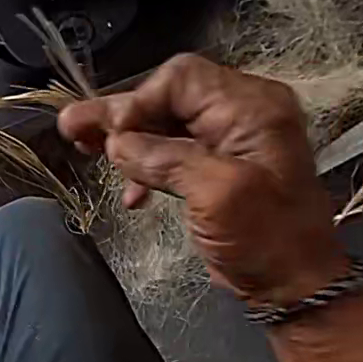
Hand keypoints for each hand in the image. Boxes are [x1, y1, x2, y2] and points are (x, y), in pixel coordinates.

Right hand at [58, 54, 347, 305]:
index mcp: (249, 107)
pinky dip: (144, 168)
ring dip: (126, 141)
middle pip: (166, 98)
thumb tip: (117, 143)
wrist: (290, 281)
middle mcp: (239, 114)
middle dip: (118, 115)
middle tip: (71, 126)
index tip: (107, 137)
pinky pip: (170, 154)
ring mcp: (227, 142)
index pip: (179, 80)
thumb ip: (166, 160)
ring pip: (163, 126)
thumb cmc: (264, 237)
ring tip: (86, 150)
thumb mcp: (217, 193)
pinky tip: (130, 194)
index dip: (137, 102)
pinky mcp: (214, 169)